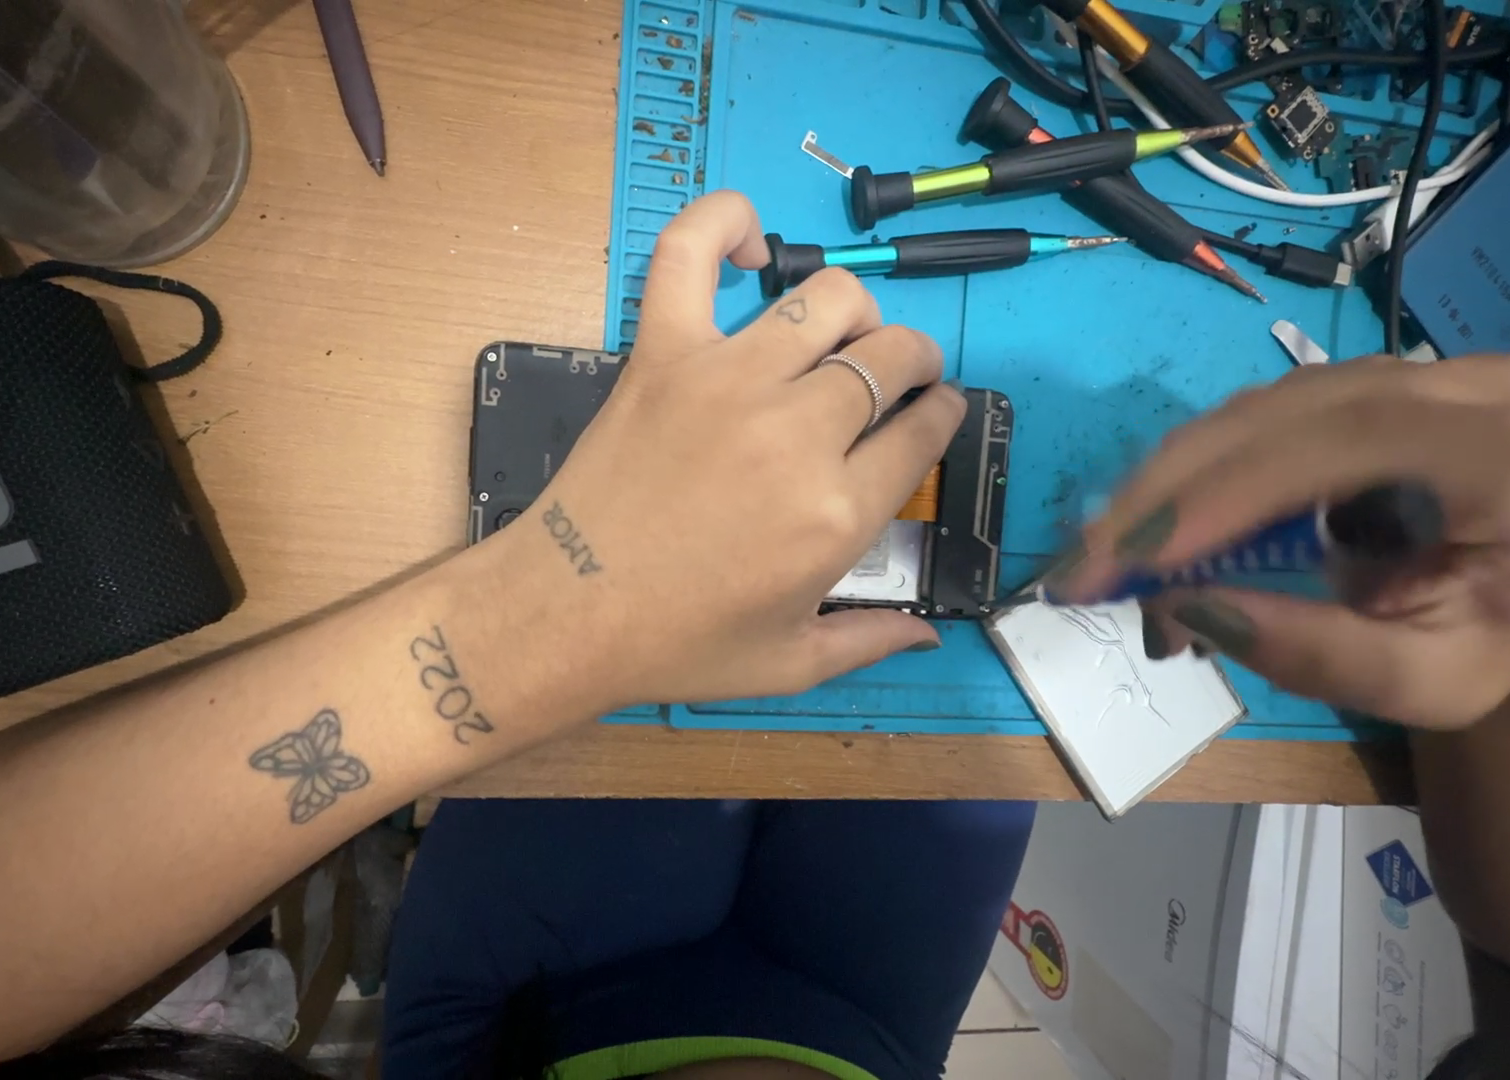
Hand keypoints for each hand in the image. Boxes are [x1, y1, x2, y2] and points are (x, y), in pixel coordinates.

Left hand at [478, 192, 962, 708]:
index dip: (942, 413)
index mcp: (838, 512)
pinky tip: (748, 243)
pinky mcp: (664, 353)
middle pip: (892, 355)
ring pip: (828, 300)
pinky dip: (723, 223)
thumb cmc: (679, 644)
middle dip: (915, 358)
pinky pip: (691, 253)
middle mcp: (798, 432)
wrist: (567, 613)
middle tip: (898, 375)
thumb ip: (869, 643)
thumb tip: (929, 637)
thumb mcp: (789, 665)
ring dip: (855, 310)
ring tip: (843, 334)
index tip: (934, 411)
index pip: (924, 431)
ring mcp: (728, 380)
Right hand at [1044, 355, 1509, 729]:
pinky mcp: (1346, 385)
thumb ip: (1313, 652)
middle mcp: (1471, 390)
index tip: (1133, 560)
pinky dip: (1175, 474)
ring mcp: (1405, 374)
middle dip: (1165, 494)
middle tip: (1084, 565)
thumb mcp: (1416, 683)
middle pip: (1281, 418)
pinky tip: (1136, 524)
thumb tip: (1179, 606)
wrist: (1501, 596)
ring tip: (1096, 554)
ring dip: (1156, 484)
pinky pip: (1239, 418)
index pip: (1354, 444)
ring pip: (1244, 413)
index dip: (1230, 491)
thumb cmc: (1473, 648)